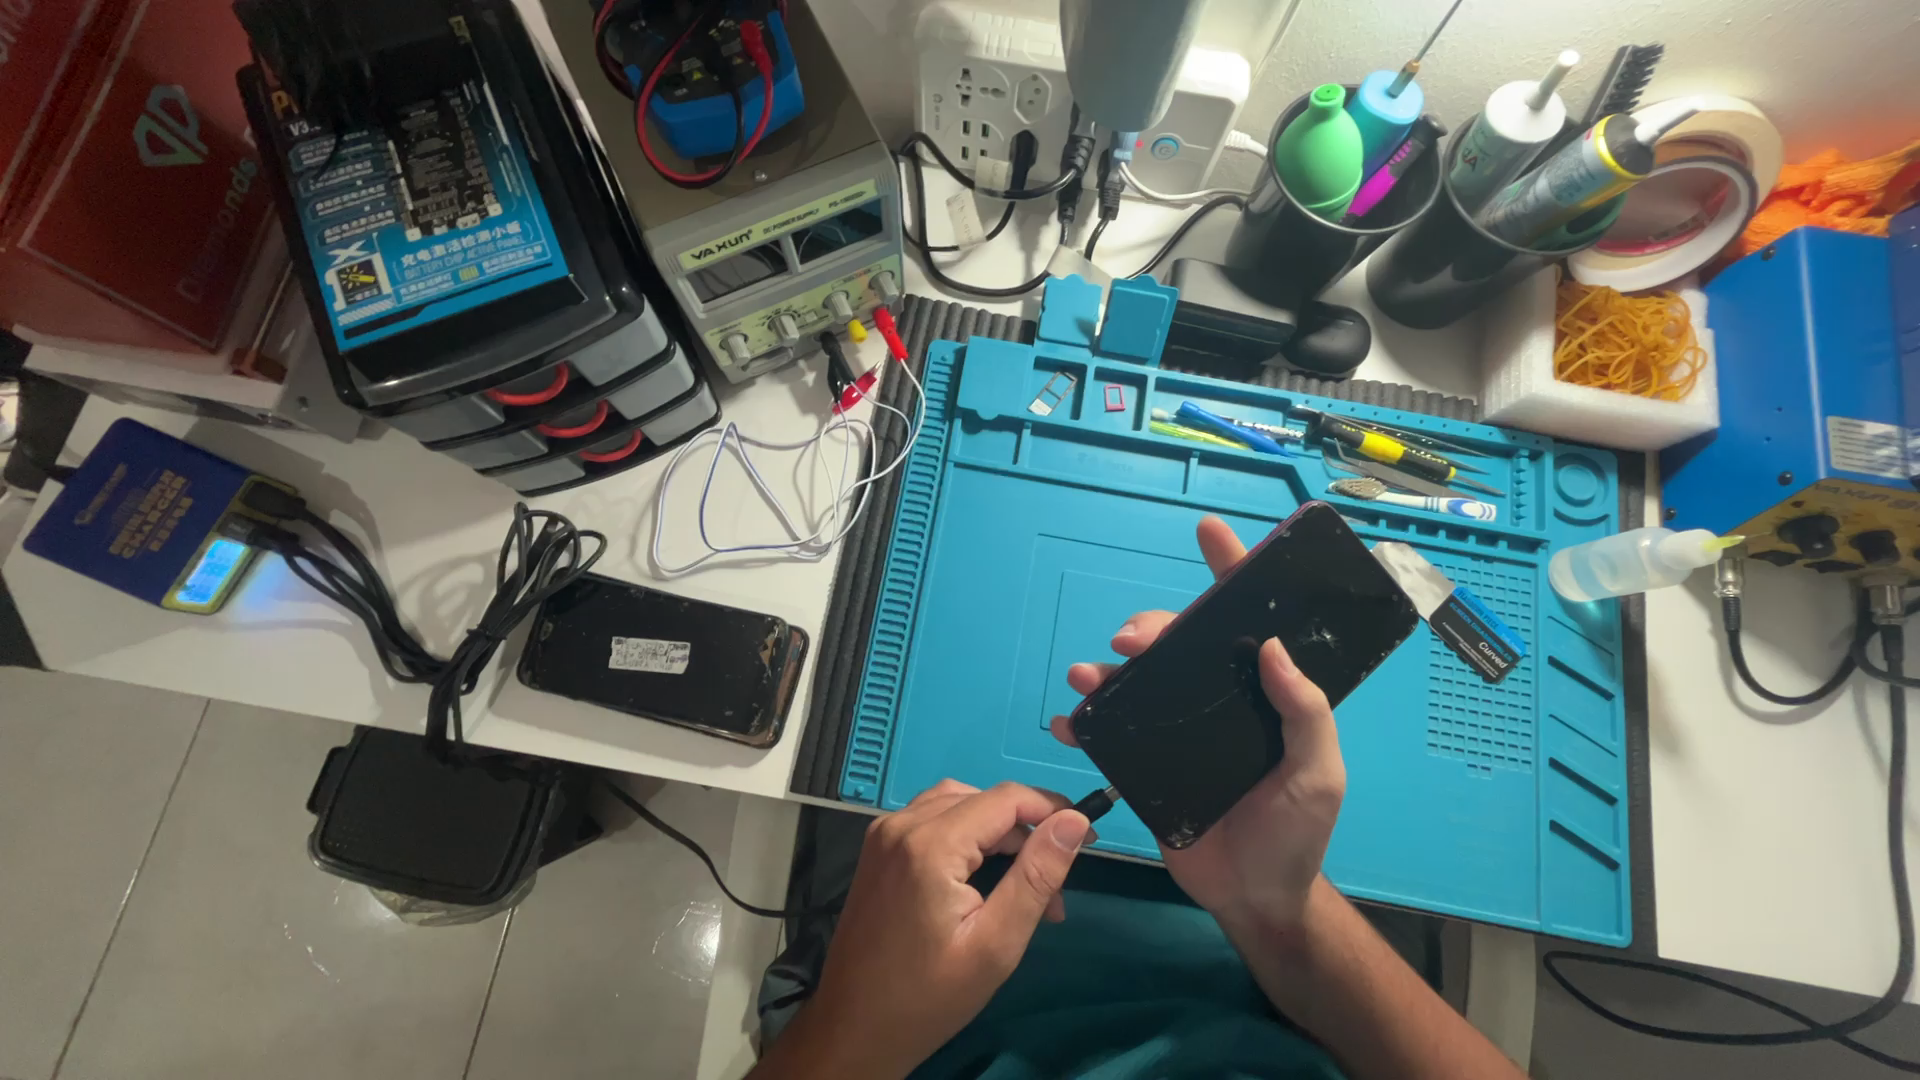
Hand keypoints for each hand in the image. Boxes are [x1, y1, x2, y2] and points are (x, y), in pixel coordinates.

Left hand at [800, 780, 1089, 1077]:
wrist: (854, 1027)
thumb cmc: (928, 996)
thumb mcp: (996, 944)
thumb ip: (1037, 875)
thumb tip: (1074, 822)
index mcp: (932, 843)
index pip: (1006, 798)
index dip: (1052, 809)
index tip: (1087, 836)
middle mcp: (904, 823)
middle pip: (983, 799)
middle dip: (1027, 832)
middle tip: (1052, 889)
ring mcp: (885, 831)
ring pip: (959, 802)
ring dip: (997, 830)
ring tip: (1020, 880)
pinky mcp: (878, 844)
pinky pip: (933, 816)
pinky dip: (965, 832)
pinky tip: (981, 873)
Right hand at [1049, 515, 1345, 932]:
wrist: (1251, 895)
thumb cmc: (1294, 831)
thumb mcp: (1317, 773)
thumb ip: (1303, 713)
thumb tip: (1271, 647)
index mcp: (1256, 693)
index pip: (1242, 623)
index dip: (1229, 572)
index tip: (1211, 531)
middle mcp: (1210, 700)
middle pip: (1173, 644)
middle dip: (1147, 628)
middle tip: (1128, 644)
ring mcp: (1172, 730)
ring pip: (1132, 682)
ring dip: (1103, 673)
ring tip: (1085, 679)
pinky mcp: (1141, 764)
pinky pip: (1107, 734)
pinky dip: (1082, 724)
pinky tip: (1066, 724)